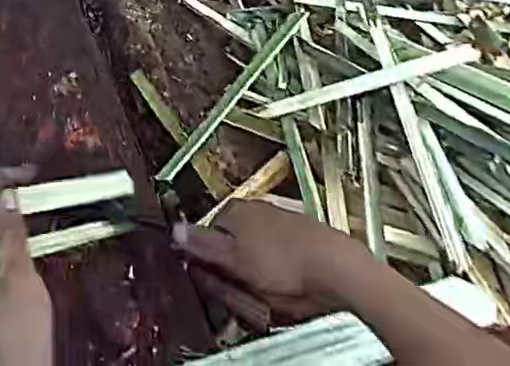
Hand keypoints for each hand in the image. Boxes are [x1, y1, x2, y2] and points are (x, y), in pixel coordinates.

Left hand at [0, 166, 51, 365]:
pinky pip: (6, 241)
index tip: (17, 175)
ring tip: (37, 191)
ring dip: (14, 206)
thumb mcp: (17, 276)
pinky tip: (37, 220)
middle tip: (31, 178)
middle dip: (2, 189)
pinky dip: (21, 226)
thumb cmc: (18, 330)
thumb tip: (6, 193)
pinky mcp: (1, 279)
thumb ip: (11, 232)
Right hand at [172, 200, 359, 317]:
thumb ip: (202, 244)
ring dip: (255, 286)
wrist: (336, 268)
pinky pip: (275, 268)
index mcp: (233, 210)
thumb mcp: (235, 258)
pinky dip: (277, 284)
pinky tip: (287, 295)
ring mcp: (276, 227)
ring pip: (252, 263)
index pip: (206, 237)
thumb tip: (174, 230)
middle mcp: (253, 213)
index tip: (218, 286)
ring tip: (269, 300)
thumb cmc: (283, 261)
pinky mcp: (297, 244)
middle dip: (234, 278)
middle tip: (246, 297)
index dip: (209, 266)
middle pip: (229, 251)